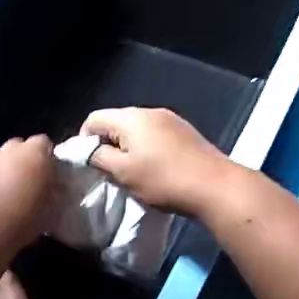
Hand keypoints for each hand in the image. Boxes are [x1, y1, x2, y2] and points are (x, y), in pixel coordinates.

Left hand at [0, 135, 54, 254]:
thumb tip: (54, 188)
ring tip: (6, 191)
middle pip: (18, 146)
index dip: (47, 157)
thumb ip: (55, 193)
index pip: (44, 142)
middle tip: (28, 182)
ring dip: (2, 168)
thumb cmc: (25, 219)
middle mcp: (7, 151)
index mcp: (33, 154)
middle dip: (23, 160)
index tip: (49, 173)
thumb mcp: (53, 211)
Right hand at [81, 107, 241, 217]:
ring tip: (133, 174)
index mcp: (131, 117)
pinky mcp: (185, 133)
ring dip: (129, 149)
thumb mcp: (123, 172)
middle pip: (116, 122)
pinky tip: (155, 170)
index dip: (84, 141)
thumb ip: (99, 158)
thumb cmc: (163, 180)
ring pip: (137, 130)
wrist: (214, 186)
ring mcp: (171, 120)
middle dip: (108, 145)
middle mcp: (150, 111)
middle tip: (110, 172)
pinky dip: (148, 150)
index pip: (94, 119)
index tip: (89, 165)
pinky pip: (156, 136)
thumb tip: (87, 150)